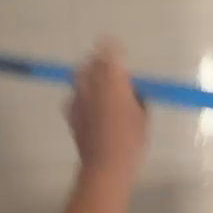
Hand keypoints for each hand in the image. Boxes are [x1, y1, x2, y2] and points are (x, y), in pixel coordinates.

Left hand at [68, 39, 147, 178]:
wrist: (105, 164)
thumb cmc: (130, 140)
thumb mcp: (142, 116)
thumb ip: (135, 97)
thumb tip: (129, 90)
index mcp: (114, 82)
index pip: (110, 53)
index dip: (112, 48)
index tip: (116, 48)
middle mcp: (93, 85)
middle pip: (91, 63)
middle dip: (98, 61)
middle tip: (107, 67)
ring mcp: (78, 98)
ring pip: (80, 77)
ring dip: (88, 76)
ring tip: (97, 85)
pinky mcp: (70, 112)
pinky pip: (74, 96)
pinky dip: (81, 96)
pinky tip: (89, 106)